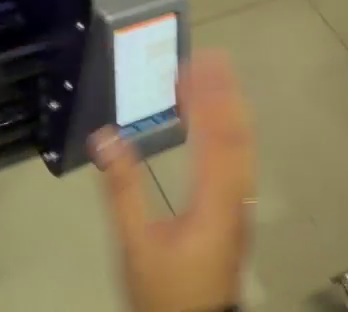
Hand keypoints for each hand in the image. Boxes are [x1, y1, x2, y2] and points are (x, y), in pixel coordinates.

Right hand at [91, 52, 254, 311]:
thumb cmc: (165, 289)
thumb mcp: (136, 242)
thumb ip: (122, 190)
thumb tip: (104, 136)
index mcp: (213, 202)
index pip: (215, 139)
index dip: (208, 99)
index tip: (196, 64)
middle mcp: (234, 201)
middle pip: (238, 140)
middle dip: (225, 96)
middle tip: (213, 58)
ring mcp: (240, 210)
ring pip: (243, 152)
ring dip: (230, 112)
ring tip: (216, 80)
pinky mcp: (236, 217)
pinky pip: (239, 164)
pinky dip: (229, 135)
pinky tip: (217, 126)